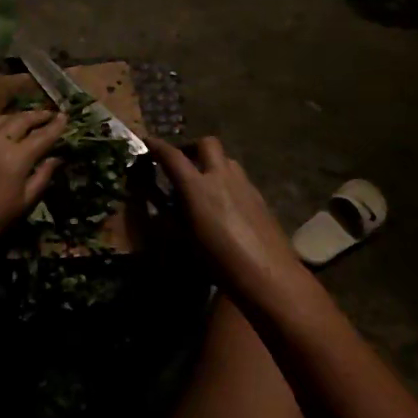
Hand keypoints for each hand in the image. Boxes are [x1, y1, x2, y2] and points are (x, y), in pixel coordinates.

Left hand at [0, 110, 66, 250]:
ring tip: (25, 119)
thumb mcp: (26, 200)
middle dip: (38, 116)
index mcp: (18, 157)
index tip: (65, 116)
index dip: (56, 126)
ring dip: (16, 117)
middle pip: (22, 120)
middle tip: (49, 114)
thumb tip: (57, 158)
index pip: (43, 136)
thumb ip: (43, 175)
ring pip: (1, 118)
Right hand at [148, 136, 302, 291]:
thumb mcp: (188, 241)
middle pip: (207, 144)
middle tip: (182, 161)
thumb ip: (177, 216)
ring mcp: (244, 185)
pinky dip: (226, 180)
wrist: (270, 275)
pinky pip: (239, 178)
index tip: (148, 141)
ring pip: (226, 159)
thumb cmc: (221, 262)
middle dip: (192, 147)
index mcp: (198, 188)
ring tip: (203, 184)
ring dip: (212, 163)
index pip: (173, 157)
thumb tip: (171, 204)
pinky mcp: (259, 197)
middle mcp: (222, 177)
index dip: (157, 146)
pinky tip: (224, 204)